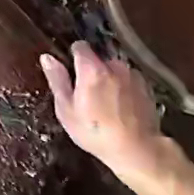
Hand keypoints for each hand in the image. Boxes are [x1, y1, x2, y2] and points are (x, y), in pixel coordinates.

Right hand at [41, 42, 171, 186]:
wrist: (135, 148)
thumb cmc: (95, 132)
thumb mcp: (67, 110)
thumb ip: (57, 80)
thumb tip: (47, 57)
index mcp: (92, 69)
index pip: (80, 46)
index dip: (74, 57)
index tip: (73, 74)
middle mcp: (114, 65)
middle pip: (98, 60)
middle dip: (93, 73)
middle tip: (88, 98)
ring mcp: (133, 74)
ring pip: (115, 70)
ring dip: (109, 81)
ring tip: (107, 106)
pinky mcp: (146, 85)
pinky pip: (129, 80)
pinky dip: (124, 89)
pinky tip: (122, 109)